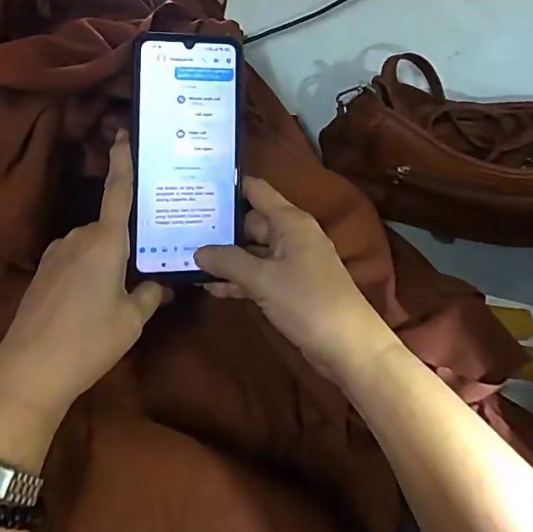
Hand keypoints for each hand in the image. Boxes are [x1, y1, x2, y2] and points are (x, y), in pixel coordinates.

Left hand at [0, 131, 168, 422]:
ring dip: (106, 258)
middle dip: (126, 239)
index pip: (118, 190)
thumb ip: (150, 295)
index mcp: (105, 240)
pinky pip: (75, 258)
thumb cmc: (88, 341)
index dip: (122, 161)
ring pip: (92, 244)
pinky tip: (93, 301)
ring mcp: (56, 253)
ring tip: (120, 291)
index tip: (123, 134)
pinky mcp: (43, 271)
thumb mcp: (131, 321)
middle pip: (109, 225)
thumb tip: (162, 283)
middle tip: (147, 261)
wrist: (28, 371)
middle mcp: (79, 237)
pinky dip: (88, 269)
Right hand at [195, 178, 402, 382]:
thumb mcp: (262, 280)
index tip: (200, 184)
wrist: (349, 347)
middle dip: (220, 226)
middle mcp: (291, 235)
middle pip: (250, 221)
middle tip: (183, 226)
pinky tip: (211, 286)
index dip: (230, 185)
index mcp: (290, 221)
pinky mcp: (290, 286)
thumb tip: (198, 251)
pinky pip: (259, 274)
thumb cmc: (308, 301)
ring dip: (226, 257)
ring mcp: (292, 262)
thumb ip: (228, 262)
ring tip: (188, 256)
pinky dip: (239, 278)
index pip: (256, 190)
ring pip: (252, 251)